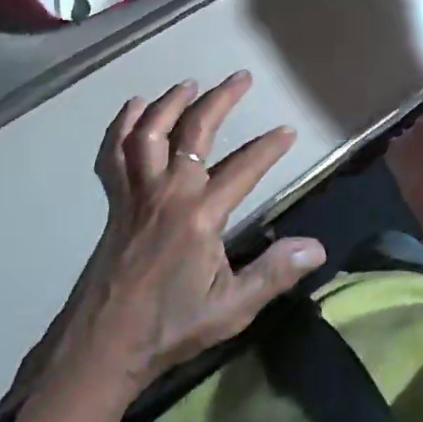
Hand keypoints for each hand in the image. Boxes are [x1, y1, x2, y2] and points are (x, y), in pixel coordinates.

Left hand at [62, 72, 325, 395]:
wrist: (105, 343)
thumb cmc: (171, 326)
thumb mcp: (231, 309)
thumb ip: (274, 273)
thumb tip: (317, 246)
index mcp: (200, 215)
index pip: (244, 168)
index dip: (269, 147)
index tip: (287, 131)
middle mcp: (168, 191)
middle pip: (195, 130)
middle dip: (221, 99)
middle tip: (241, 77)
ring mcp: (136, 192)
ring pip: (150, 131)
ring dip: (170, 102)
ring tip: (190, 83)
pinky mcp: (115, 199)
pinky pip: (113, 153)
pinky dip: (122, 125)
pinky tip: (134, 107)